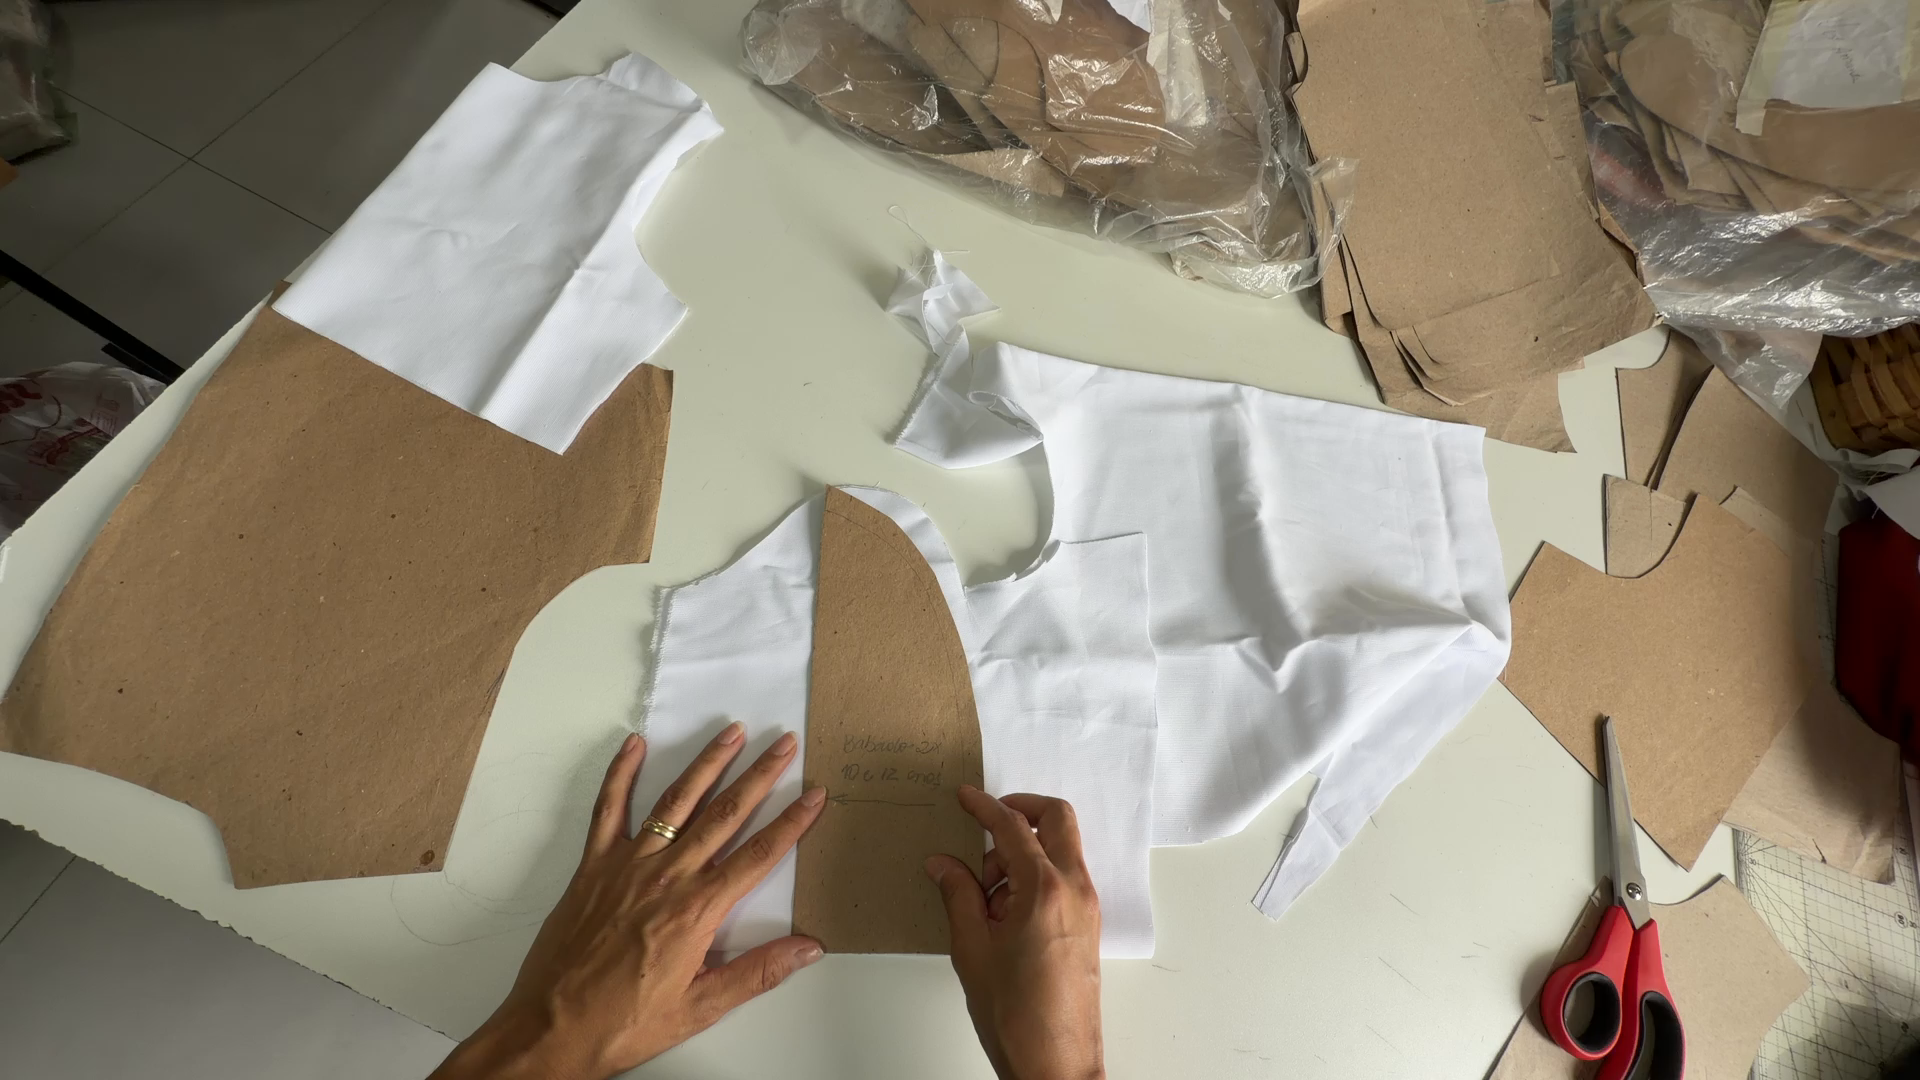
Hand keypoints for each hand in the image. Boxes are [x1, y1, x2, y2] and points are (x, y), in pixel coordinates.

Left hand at [432, 724, 825, 1079]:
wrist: (546, 1033)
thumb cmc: (625, 1023)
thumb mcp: (699, 1008)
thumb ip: (757, 972)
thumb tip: (810, 947)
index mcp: (698, 909)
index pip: (758, 854)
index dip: (792, 821)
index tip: (816, 792)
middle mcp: (669, 875)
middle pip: (725, 814)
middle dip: (760, 774)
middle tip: (784, 743)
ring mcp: (629, 863)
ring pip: (677, 801)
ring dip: (709, 762)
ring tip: (733, 731)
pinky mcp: (594, 864)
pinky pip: (608, 809)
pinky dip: (620, 774)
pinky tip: (635, 744)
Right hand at [926, 788, 1104, 1079]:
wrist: (1057, 1068)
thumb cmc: (1016, 1015)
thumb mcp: (972, 949)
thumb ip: (958, 895)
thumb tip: (942, 863)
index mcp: (1044, 889)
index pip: (1013, 826)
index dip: (984, 806)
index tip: (965, 796)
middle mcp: (1074, 888)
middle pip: (1056, 817)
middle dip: (1021, 809)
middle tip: (986, 825)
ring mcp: (1087, 904)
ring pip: (1060, 846)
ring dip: (1023, 850)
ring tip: (986, 894)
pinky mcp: (1088, 922)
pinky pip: (1063, 874)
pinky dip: (1036, 872)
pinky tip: (1004, 909)